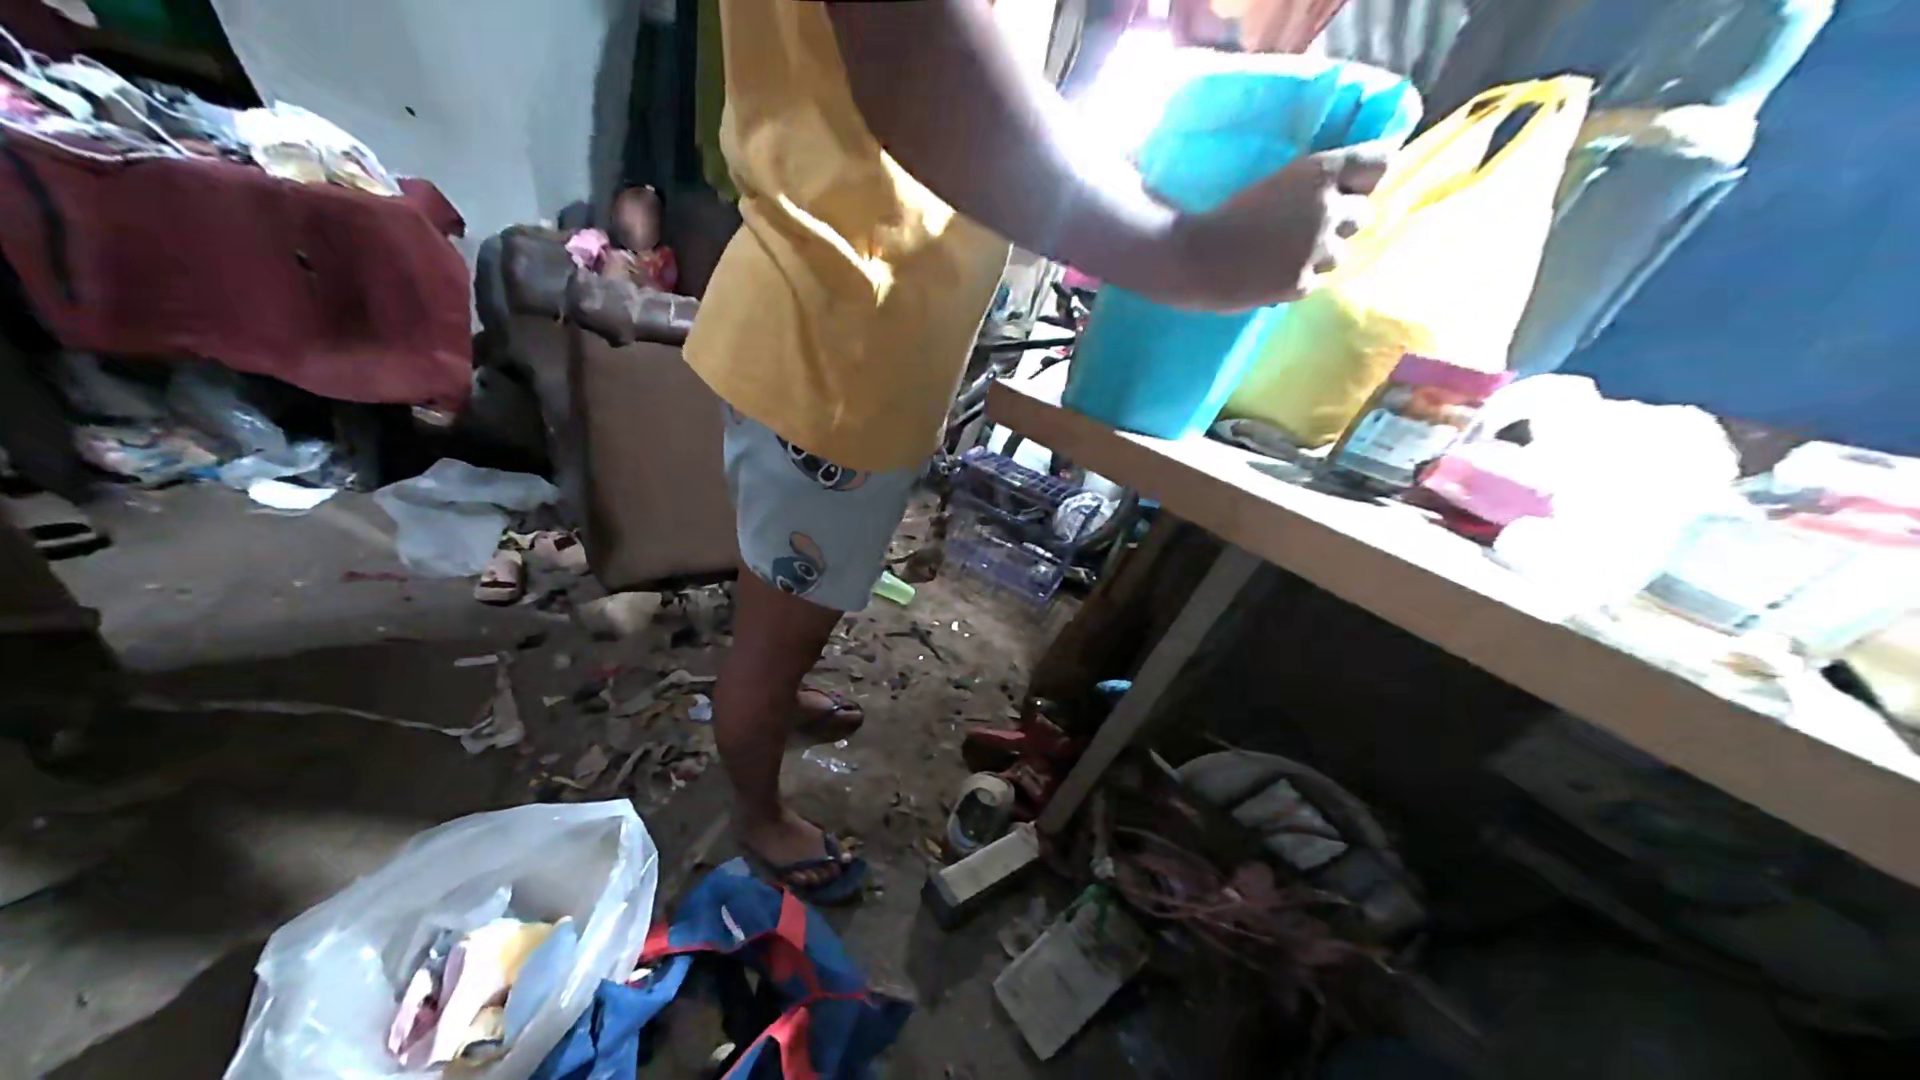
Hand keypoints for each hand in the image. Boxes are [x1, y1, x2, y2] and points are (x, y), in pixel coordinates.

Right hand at [1160, 143, 1390, 312]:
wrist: (1191, 257)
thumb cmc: (1218, 213)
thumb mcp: (1271, 182)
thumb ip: (1308, 184)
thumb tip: (1338, 188)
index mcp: (1318, 173)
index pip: (1379, 163)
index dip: (1368, 174)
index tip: (1356, 183)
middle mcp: (1327, 210)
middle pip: (1363, 213)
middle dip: (1342, 219)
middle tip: (1313, 225)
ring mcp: (1315, 251)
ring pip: (1340, 253)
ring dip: (1321, 253)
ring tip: (1290, 255)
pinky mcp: (1300, 284)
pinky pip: (1312, 281)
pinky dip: (1296, 279)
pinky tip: (1270, 276)